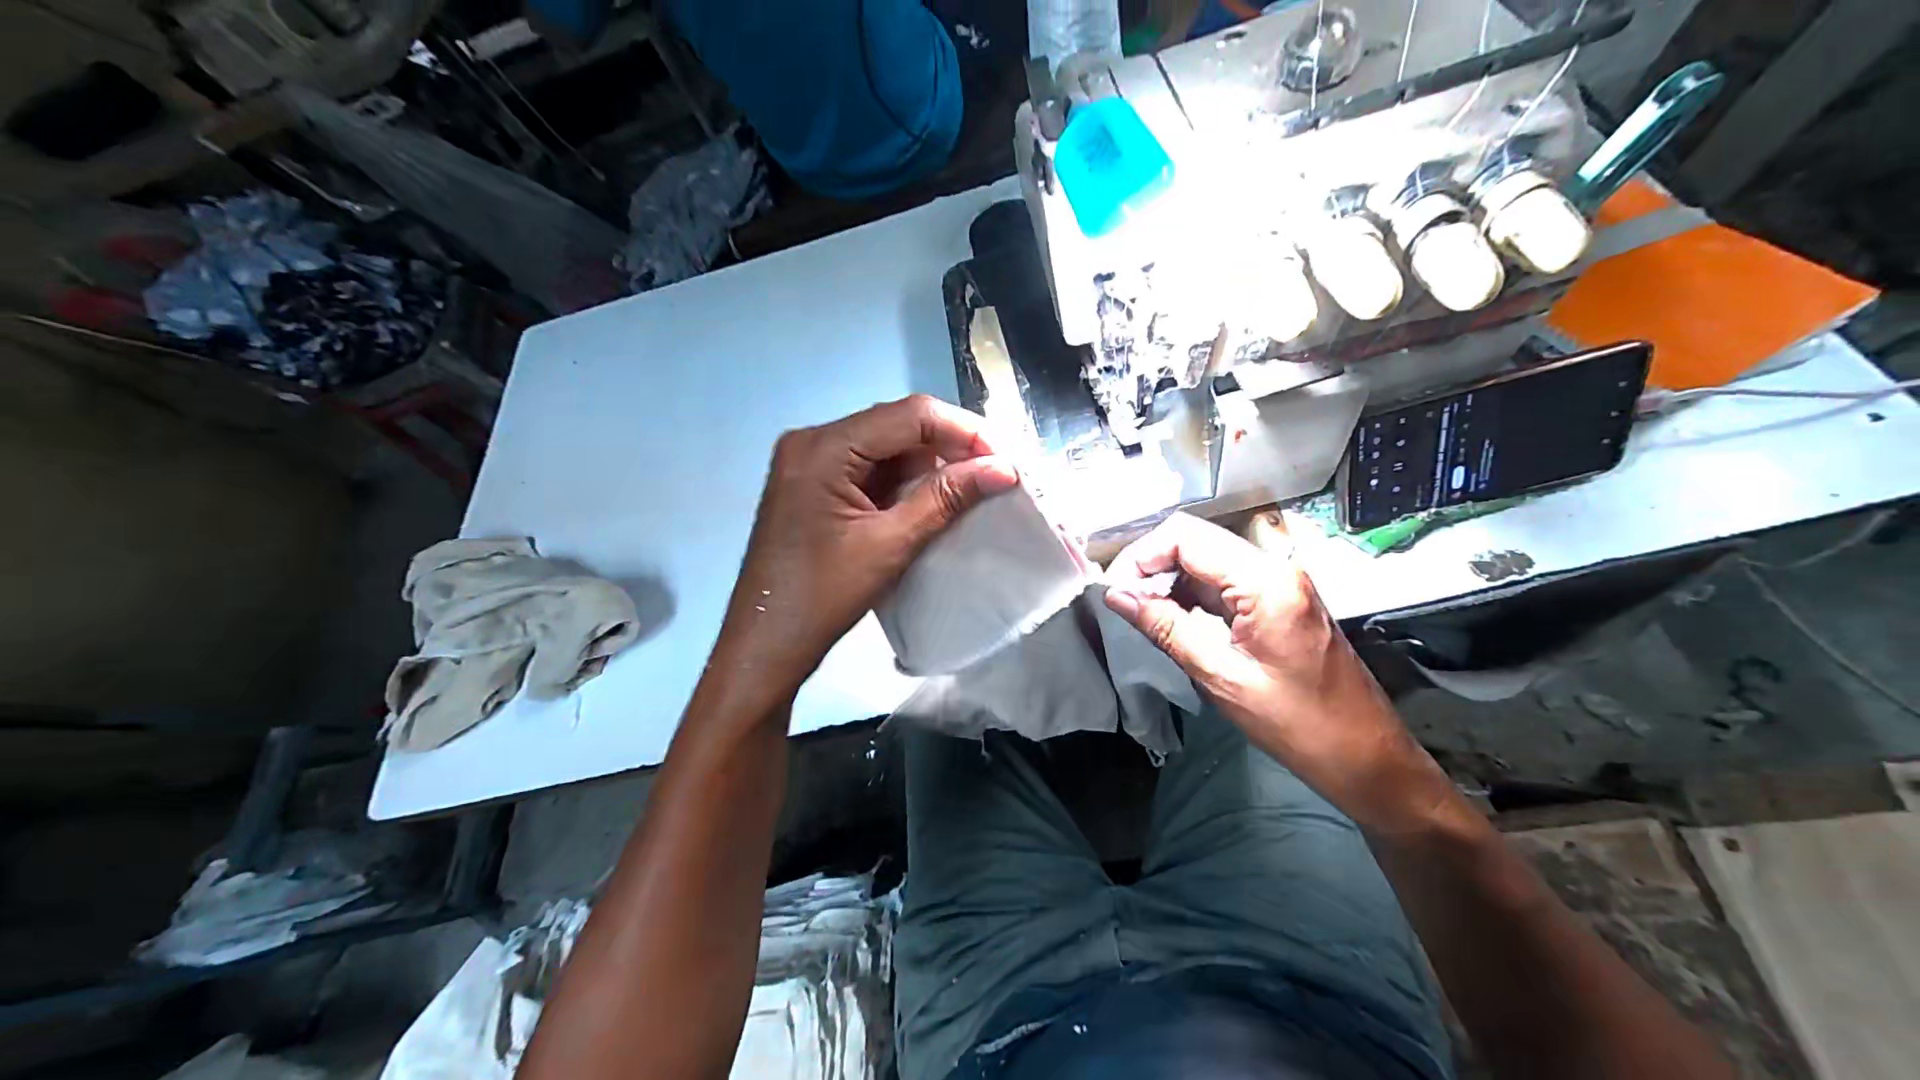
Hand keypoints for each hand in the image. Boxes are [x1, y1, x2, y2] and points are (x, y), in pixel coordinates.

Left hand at [710, 396, 1017, 700]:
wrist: (766, 643)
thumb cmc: (822, 596)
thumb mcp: (891, 544)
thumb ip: (946, 498)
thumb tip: (1003, 468)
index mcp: (824, 447)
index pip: (909, 415)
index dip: (964, 431)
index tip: (1004, 459)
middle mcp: (812, 440)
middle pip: (896, 424)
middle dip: (949, 446)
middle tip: (995, 473)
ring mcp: (810, 461)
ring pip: (886, 445)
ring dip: (928, 464)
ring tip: (972, 488)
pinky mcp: (813, 483)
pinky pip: (869, 467)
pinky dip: (903, 480)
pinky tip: (933, 498)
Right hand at [1103, 513, 1444, 826]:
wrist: (1365, 754)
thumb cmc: (1298, 723)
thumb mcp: (1221, 676)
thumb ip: (1166, 627)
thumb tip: (1117, 595)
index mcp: (1265, 581)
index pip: (1186, 536)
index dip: (1142, 556)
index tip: (1117, 590)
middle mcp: (1275, 568)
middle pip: (1195, 540)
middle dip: (1151, 566)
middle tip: (1124, 603)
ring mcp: (1279, 582)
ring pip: (1206, 559)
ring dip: (1169, 580)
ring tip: (1143, 614)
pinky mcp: (1278, 599)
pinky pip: (1223, 581)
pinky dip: (1192, 594)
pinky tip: (1173, 619)